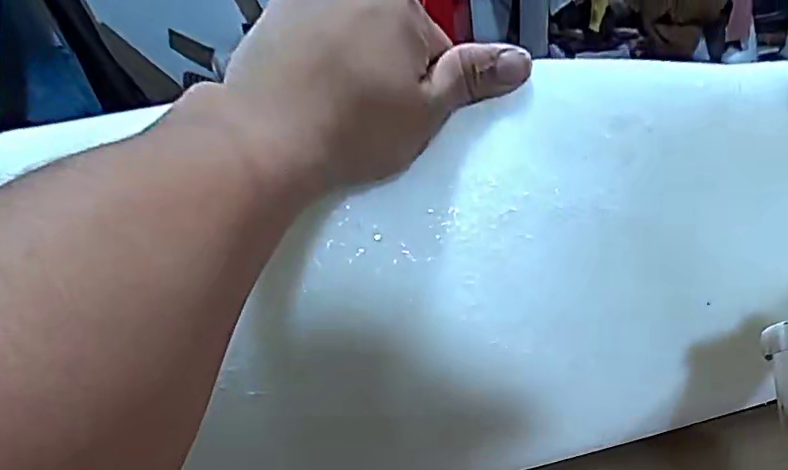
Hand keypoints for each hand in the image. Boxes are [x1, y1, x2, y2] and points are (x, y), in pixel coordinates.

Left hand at [198, 0, 531, 193]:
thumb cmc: (347, 128)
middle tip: (382, 118)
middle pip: (393, 36)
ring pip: (354, 38)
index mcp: (398, 5)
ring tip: (347, 112)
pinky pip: (317, 40)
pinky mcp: (279, 16)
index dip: (432, 88)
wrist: (272, 138)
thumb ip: (471, 78)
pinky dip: (322, 66)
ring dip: (357, 69)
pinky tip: (320, 100)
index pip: (436, 46)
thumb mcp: (427, 111)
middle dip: (394, 74)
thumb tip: (515, 61)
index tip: (418, 112)